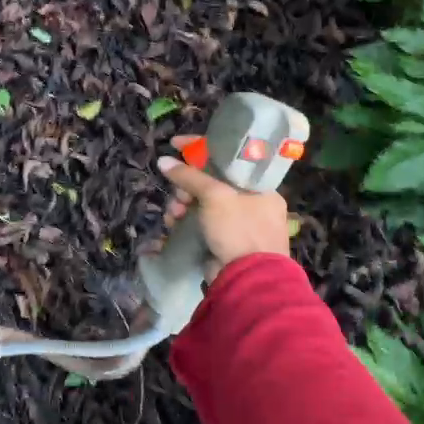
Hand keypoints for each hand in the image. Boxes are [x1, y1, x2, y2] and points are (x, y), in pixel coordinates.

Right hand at [159, 137, 289, 279]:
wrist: (250, 279)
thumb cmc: (239, 230)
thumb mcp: (215, 196)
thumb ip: (189, 176)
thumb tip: (163, 161)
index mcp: (260, 190)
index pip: (228, 160)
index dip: (200, 149)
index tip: (174, 144)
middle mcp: (252, 205)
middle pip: (209, 182)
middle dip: (186, 185)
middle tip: (178, 194)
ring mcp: (238, 224)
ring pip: (200, 202)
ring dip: (181, 204)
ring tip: (174, 214)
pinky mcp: (223, 240)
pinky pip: (198, 220)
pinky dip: (184, 219)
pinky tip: (174, 224)